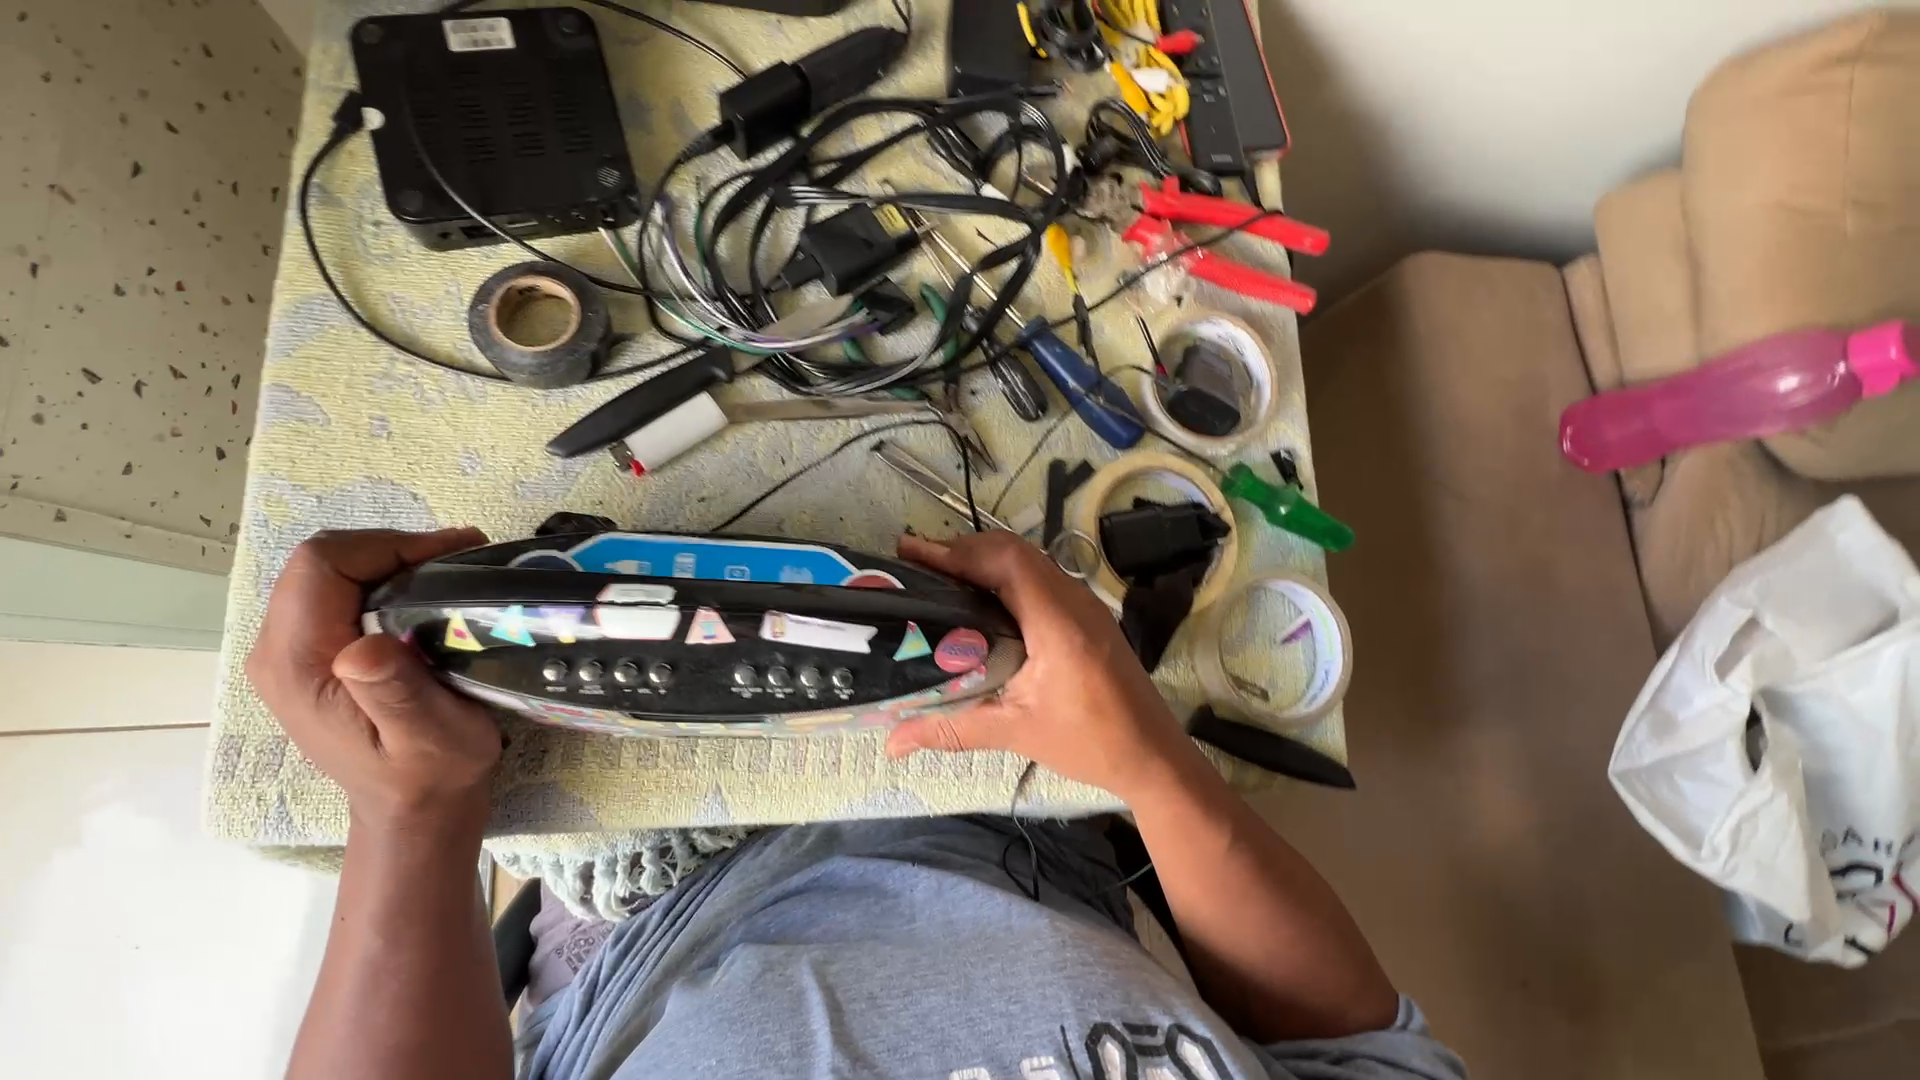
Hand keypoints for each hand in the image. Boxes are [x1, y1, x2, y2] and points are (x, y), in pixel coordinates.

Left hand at [247, 528, 502, 836]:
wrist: (416, 805)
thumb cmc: (431, 771)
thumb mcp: (427, 735)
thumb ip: (390, 691)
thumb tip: (361, 647)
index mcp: (299, 664)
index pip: (321, 566)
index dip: (387, 546)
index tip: (452, 554)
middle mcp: (279, 652)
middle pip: (321, 562)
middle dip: (393, 547)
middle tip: (461, 557)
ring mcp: (292, 653)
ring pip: (330, 572)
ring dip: (393, 560)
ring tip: (452, 569)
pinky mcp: (314, 655)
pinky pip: (339, 592)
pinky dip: (387, 579)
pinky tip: (429, 592)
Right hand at [887, 531, 1203, 798]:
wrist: (1154, 754)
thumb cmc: (1091, 742)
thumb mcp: (1016, 732)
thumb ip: (951, 730)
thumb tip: (893, 744)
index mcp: (1057, 622)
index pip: (1005, 562)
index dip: (957, 552)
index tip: (913, 554)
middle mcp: (1073, 600)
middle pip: (1013, 552)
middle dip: (963, 550)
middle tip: (918, 563)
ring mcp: (1085, 604)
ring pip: (1029, 560)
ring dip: (985, 559)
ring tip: (941, 574)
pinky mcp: (1088, 614)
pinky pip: (1041, 577)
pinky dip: (1006, 574)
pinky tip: (982, 598)